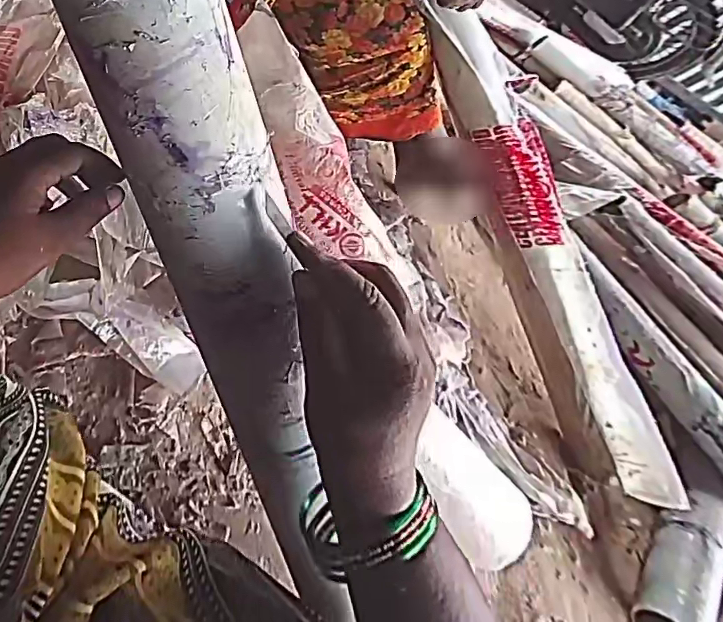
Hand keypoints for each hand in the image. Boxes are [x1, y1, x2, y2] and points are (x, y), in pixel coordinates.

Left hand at [0, 135, 124, 340]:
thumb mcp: (50, 239)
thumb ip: (85, 211)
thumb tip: (114, 192)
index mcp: (27, 168)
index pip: (73, 152)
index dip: (101, 166)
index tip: (120, 185)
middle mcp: (7, 162)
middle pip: (52, 149)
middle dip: (81, 165)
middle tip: (101, 190)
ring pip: (33, 161)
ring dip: (60, 175)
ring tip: (78, 205)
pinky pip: (17, 175)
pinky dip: (39, 185)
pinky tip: (44, 214)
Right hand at [289, 232, 434, 523]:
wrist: (375, 478)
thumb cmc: (341, 434)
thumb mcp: (320, 377)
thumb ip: (316, 322)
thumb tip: (305, 278)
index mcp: (394, 357)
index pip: (361, 291)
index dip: (325, 263)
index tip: (295, 243)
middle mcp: (420, 348)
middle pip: (386, 282)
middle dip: (344, 263)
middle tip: (307, 259)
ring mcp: (427, 352)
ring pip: (395, 293)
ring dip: (358, 277)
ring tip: (321, 277)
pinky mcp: (423, 357)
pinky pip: (397, 310)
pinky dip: (369, 296)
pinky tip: (344, 302)